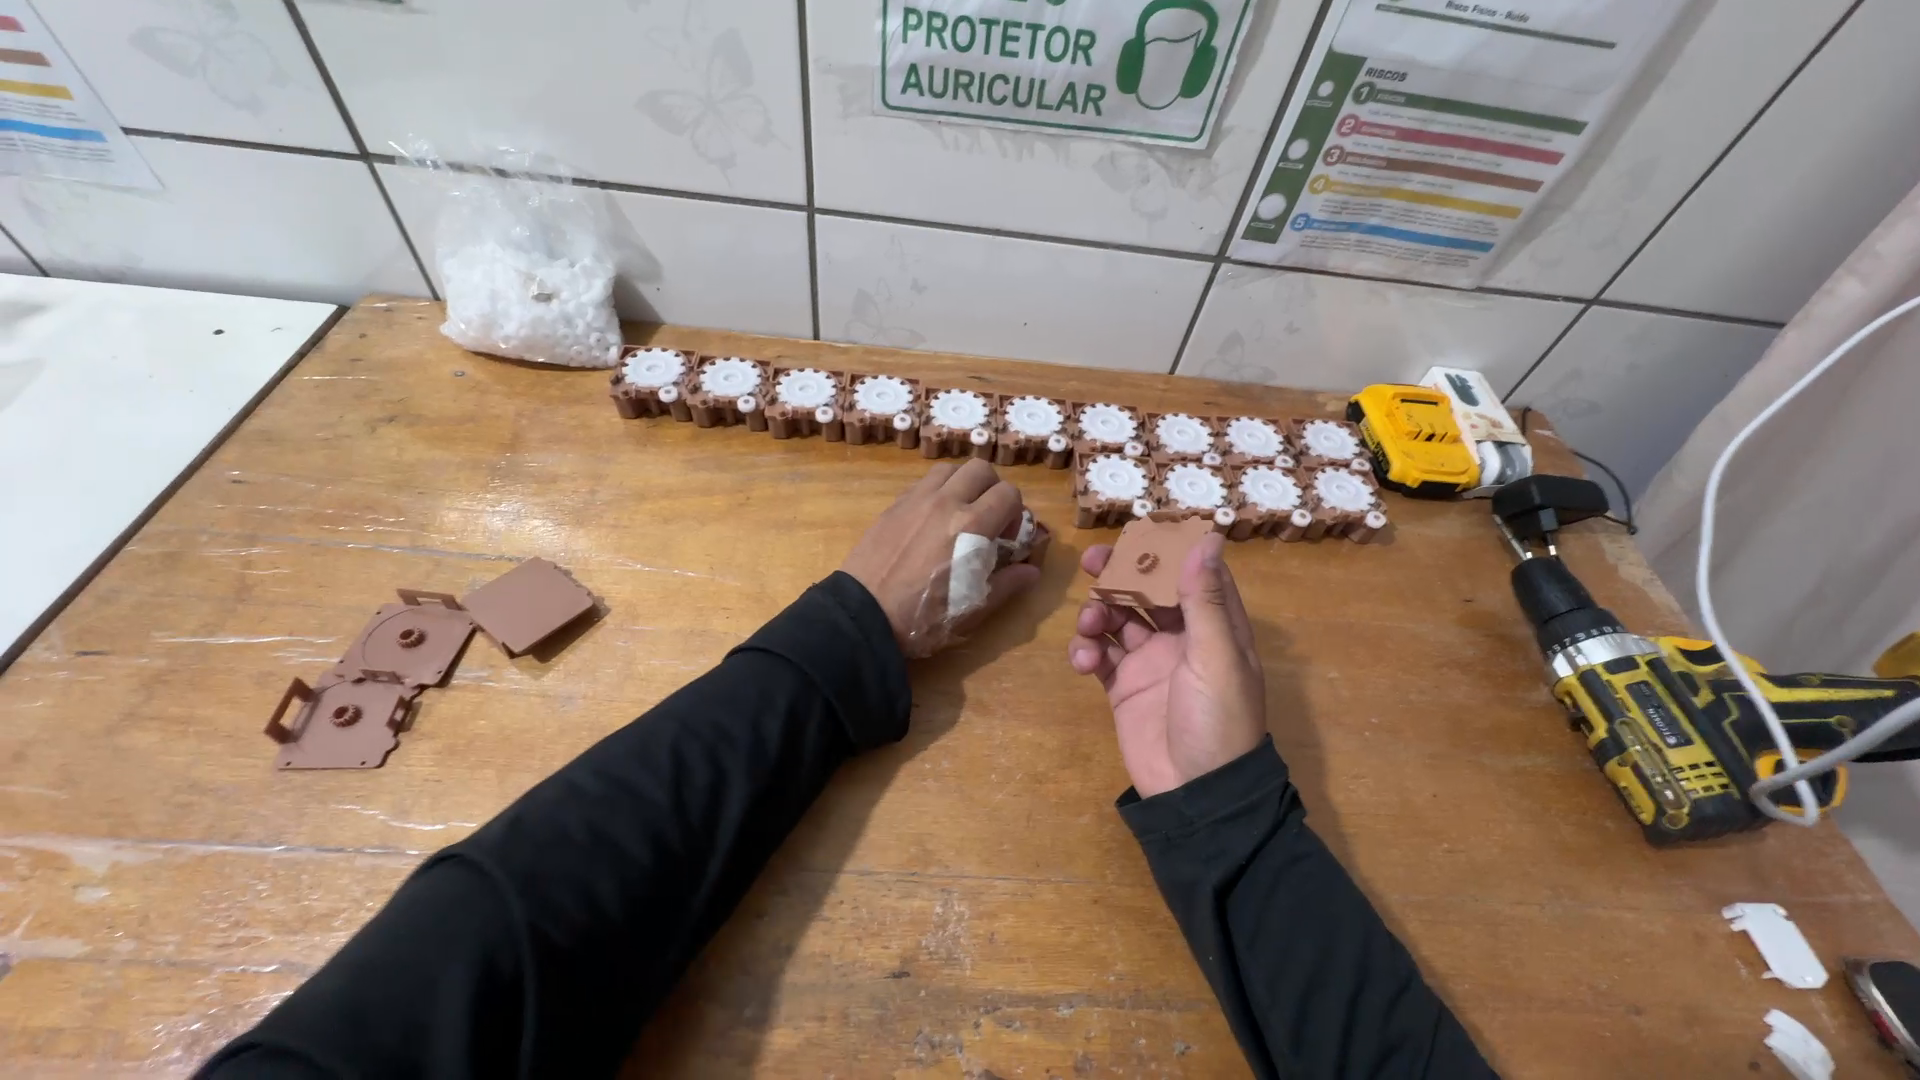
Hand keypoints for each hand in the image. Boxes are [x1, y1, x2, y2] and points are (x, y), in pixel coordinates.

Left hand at [841, 460, 1041, 657]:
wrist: (864, 615)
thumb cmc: (923, 618)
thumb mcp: (972, 609)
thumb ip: (1006, 584)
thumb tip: (1031, 570)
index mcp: (971, 526)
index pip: (1009, 493)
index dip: (1015, 513)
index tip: (1007, 537)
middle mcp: (945, 503)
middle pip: (981, 469)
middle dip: (992, 489)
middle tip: (987, 518)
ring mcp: (915, 500)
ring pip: (949, 470)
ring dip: (962, 484)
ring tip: (959, 513)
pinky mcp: (893, 506)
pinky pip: (922, 483)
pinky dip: (936, 492)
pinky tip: (931, 520)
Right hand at [1067, 532, 1265, 797]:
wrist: (1196, 795)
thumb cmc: (1217, 721)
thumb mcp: (1217, 657)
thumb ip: (1205, 600)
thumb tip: (1208, 537)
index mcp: (1214, 627)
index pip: (1192, 574)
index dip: (1166, 551)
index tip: (1138, 535)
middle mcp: (1182, 638)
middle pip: (1147, 591)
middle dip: (1120, 575)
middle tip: (1092, 563)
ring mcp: (1150, 662)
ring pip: (1117, 619)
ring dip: (1098, 613)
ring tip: (1089, 627)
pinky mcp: (1123, 687)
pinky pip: (1099, 654)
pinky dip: (1086, 650)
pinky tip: (1083, 660)